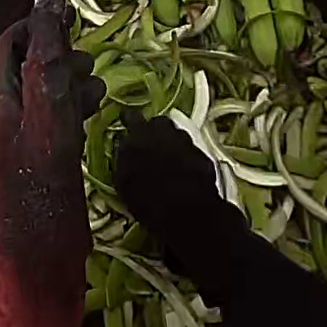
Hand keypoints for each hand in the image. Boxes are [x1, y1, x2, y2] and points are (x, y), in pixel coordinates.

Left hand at [0, 9, 101, 326]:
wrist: (33, 285)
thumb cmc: (40, 207)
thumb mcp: (49, 135)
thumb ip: (47, 79)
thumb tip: (46, 23)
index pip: (5, 52)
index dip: (31, 29)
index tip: (63, 17)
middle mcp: (0, 125)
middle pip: (22, 72)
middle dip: (53, 56)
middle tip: (86, 57)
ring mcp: (15, 148)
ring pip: (39, 98)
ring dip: (65, 84)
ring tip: (96, 84)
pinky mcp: (33, 169)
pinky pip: (48, 125)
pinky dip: (69, 111)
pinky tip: (91, 113)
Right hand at [113, 113, 223, 237]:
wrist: (185, 210)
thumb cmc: (145, 197)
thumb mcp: (123, 180)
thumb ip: (122, 157)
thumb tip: (122, 146)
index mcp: (140, 133)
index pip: (130, 117)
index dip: (127, 118)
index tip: (125, 118)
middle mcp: (165, 130)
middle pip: (158, 123)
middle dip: (154, 132)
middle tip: (149, 147)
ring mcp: (187, 141)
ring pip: (177, 136)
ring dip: (172, 146)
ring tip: (166, 165)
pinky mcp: (203, 155)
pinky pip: (191, 153)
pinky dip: (186, 160)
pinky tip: (183, 176)